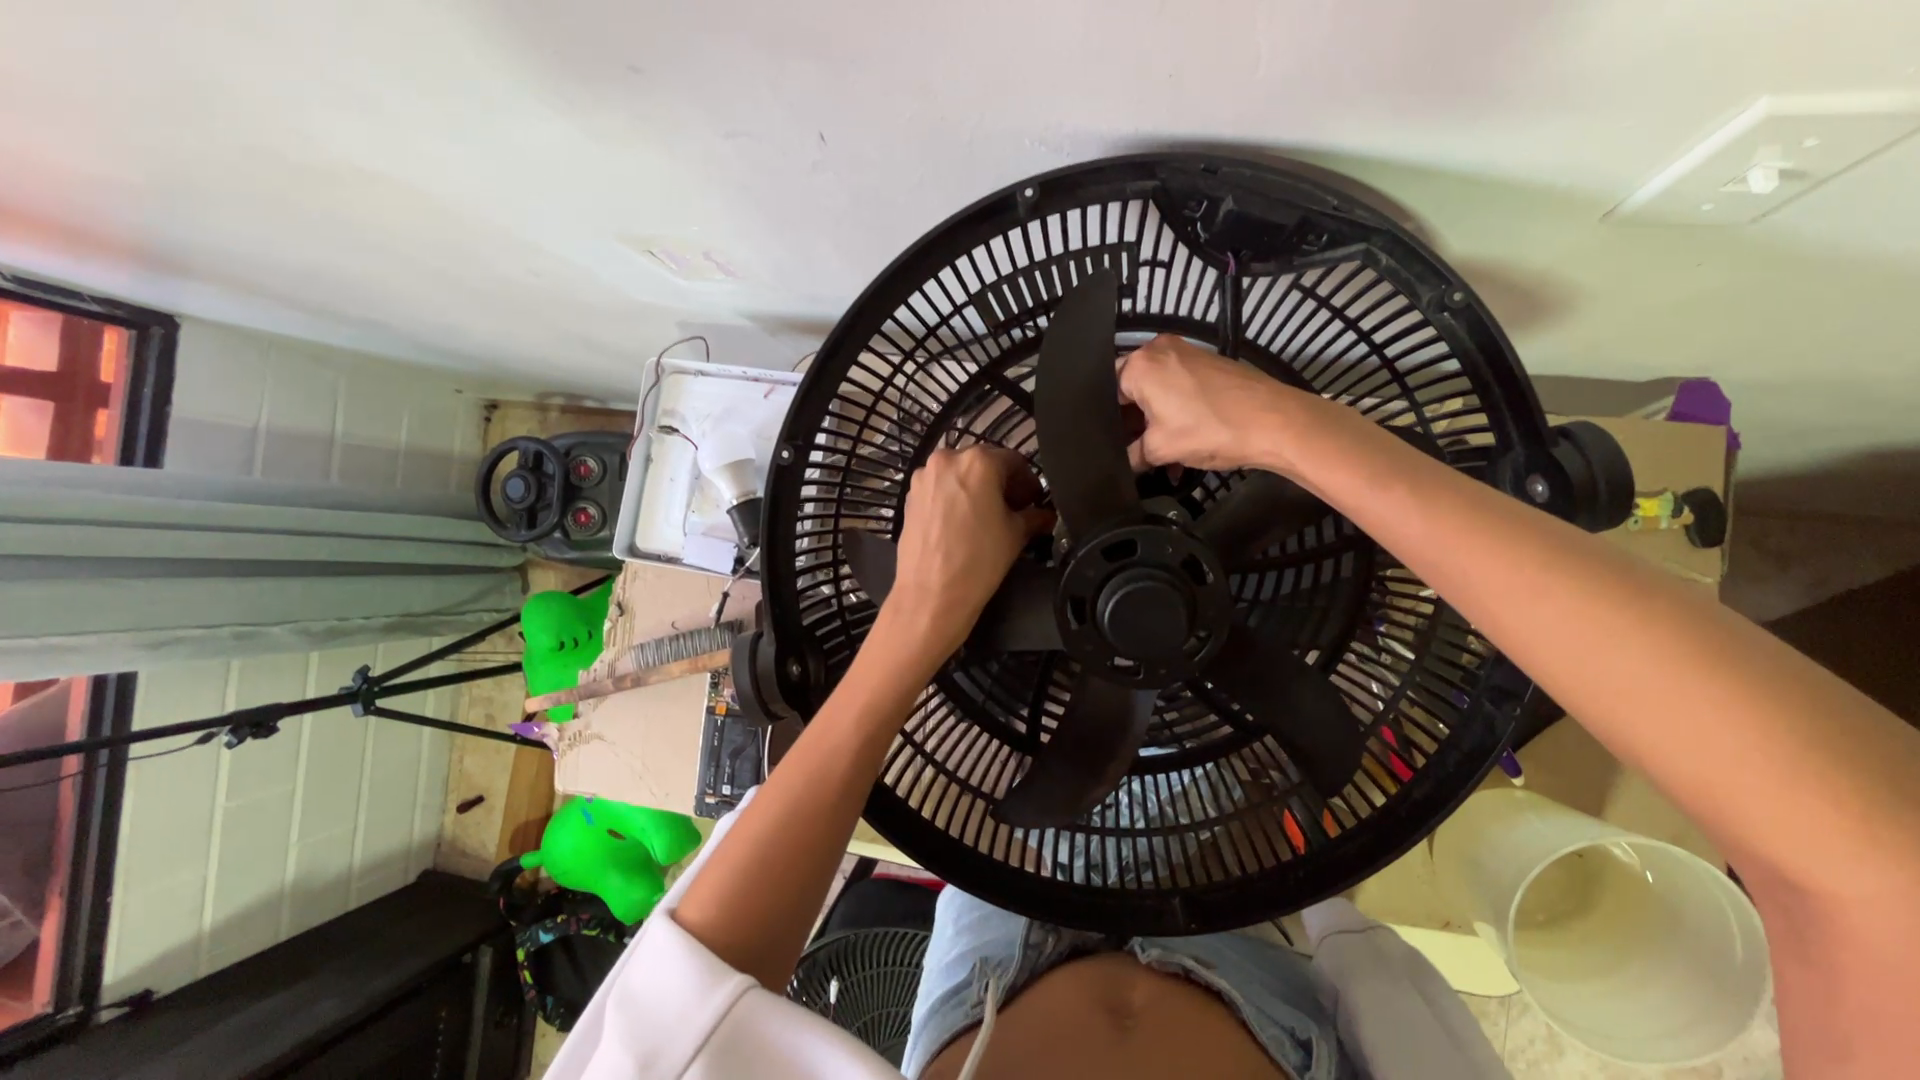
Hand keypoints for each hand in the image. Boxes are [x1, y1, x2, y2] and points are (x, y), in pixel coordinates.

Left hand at [883, 446, 1053, 659]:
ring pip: (959, 475)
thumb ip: (1034, 516)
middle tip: (1014, 509)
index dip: (1029, 482)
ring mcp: (924, 477)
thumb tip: (1046, 515)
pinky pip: (940, 489)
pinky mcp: (909, 496)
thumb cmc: (979, 559)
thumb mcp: (1016, 534)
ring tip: (987, 517)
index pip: (1014, 461)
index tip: (1034, 502)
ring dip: (976, 489)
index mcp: (978, 461)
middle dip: (1002, 483)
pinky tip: (962, 523)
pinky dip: (954, 498)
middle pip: (984, 464)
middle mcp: (947, 459)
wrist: (931, 594)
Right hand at [1117, 334, 1313, 473]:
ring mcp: (1186, 353)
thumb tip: (1123, 465)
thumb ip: (1133, 456)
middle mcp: (1159, 350)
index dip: (1108, 423)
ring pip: (1156, 391)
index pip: (1106, 393)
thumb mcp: (1161, 449)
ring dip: (1154, 422)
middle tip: (1132, 453)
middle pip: (1131, 389)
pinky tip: (1181, 444)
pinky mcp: (1208, 363)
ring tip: (1158, 456)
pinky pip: (1177, 387)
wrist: (1275, 421)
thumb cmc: (1210, 430)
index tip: (1112, 446)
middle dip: (1132, 423)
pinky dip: (1175, 412)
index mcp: (1139, 365)